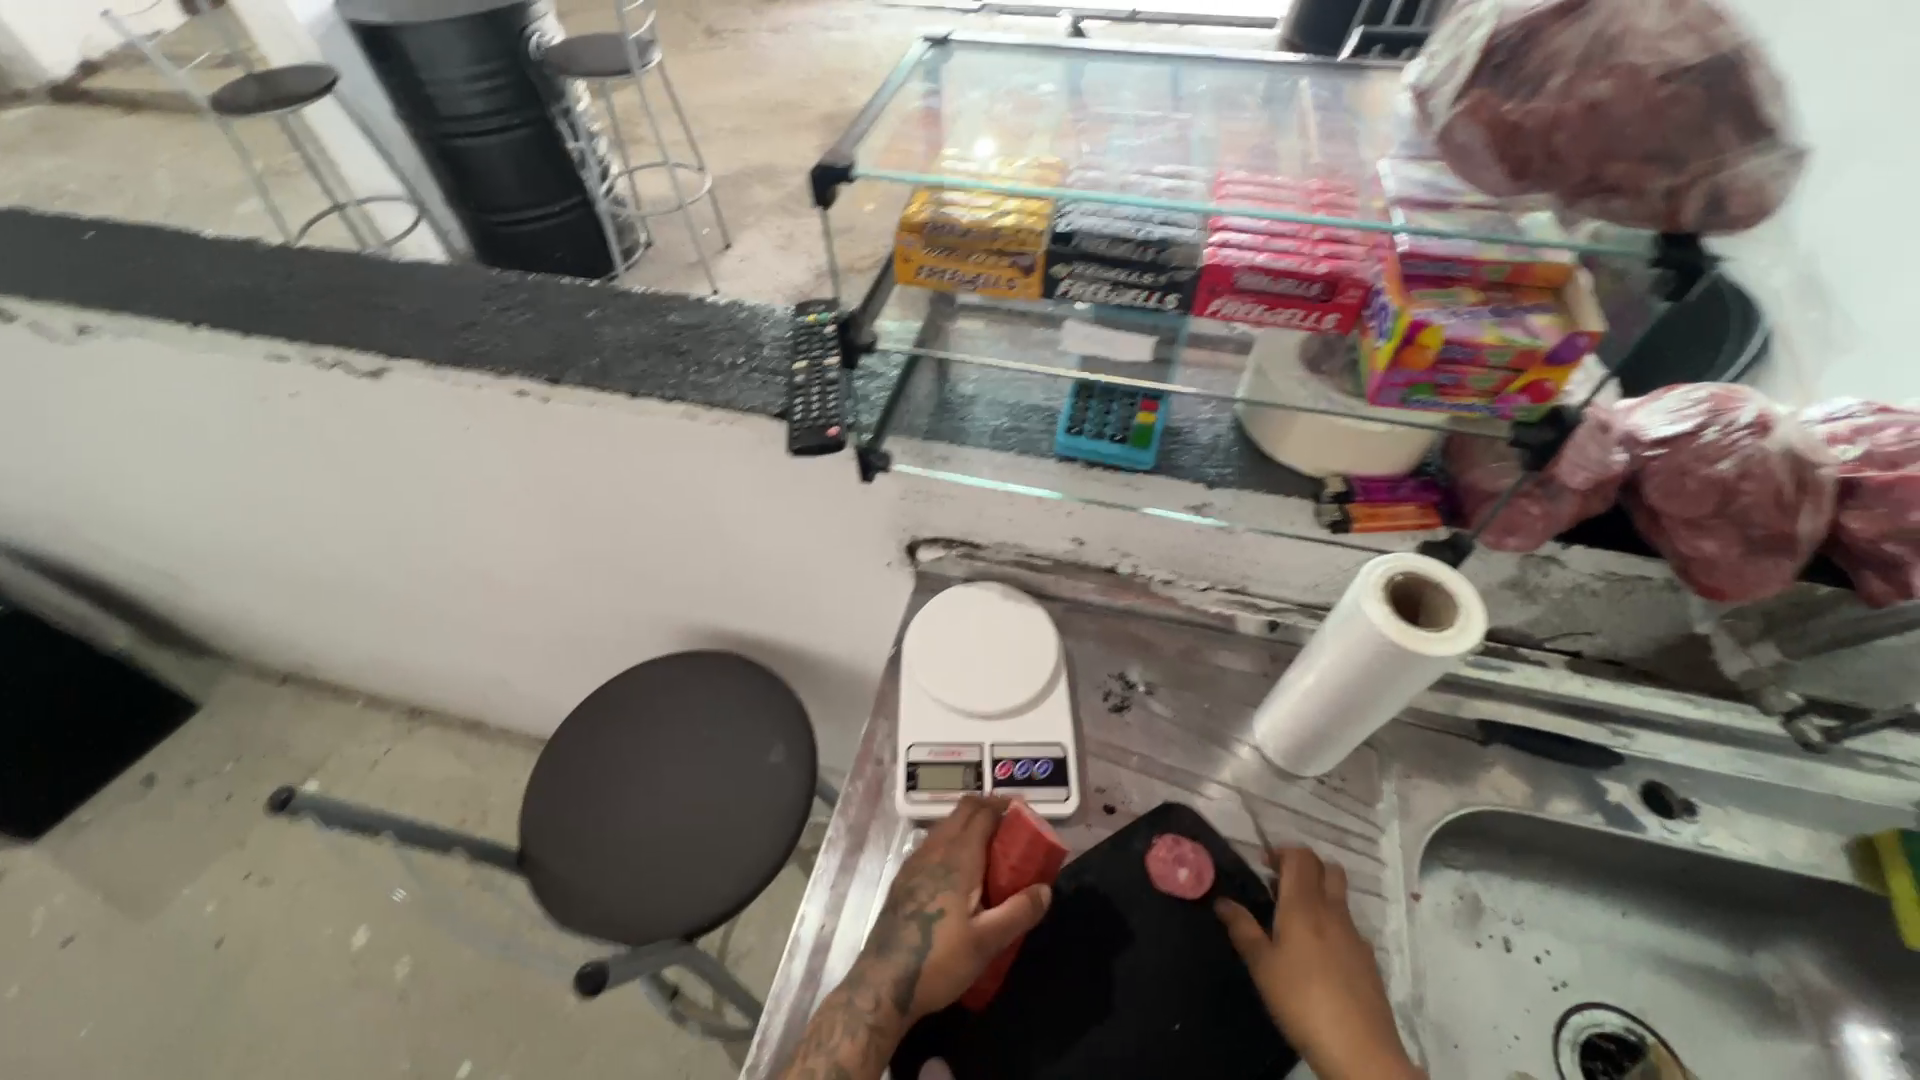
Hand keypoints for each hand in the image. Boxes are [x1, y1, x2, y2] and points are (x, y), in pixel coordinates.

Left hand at [853, 795, 1052, 1024]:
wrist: (884, 983)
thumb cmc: (940, 959)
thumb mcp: (988, 941)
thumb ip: (1019, 912)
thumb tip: (1045, 889)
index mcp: (957, 857)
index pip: (982, 812)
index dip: (1005, 807)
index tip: (1027, 814)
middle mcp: (934, 850)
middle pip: (963, 810)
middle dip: (989, 809)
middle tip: (1013, 827)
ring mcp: (915, 862)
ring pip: (946, 825)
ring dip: (970, 824)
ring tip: (992, 848)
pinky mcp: (904, 879)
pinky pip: (934, 843)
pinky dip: (953, 840)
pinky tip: (963, 871)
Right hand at [1215, 847, 1422, 1079]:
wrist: (1360, 1049)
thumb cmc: (1301, 1000)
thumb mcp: (1261, 965)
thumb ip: (1242, 928)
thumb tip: (1222, 901)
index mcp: (1304, 906)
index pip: (1301, 857)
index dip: (1282, 852)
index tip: (1263, 865)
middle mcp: (1333, 912)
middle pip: (1328, 868)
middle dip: (1305, 867)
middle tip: (1280, 886)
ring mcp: (1355, 935)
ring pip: (1340, 896)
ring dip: (1319, 893)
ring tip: (1294, 920)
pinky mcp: (1367, 959)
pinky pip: (1348, 925)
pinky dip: (1332, 923)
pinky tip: (1317, 954)